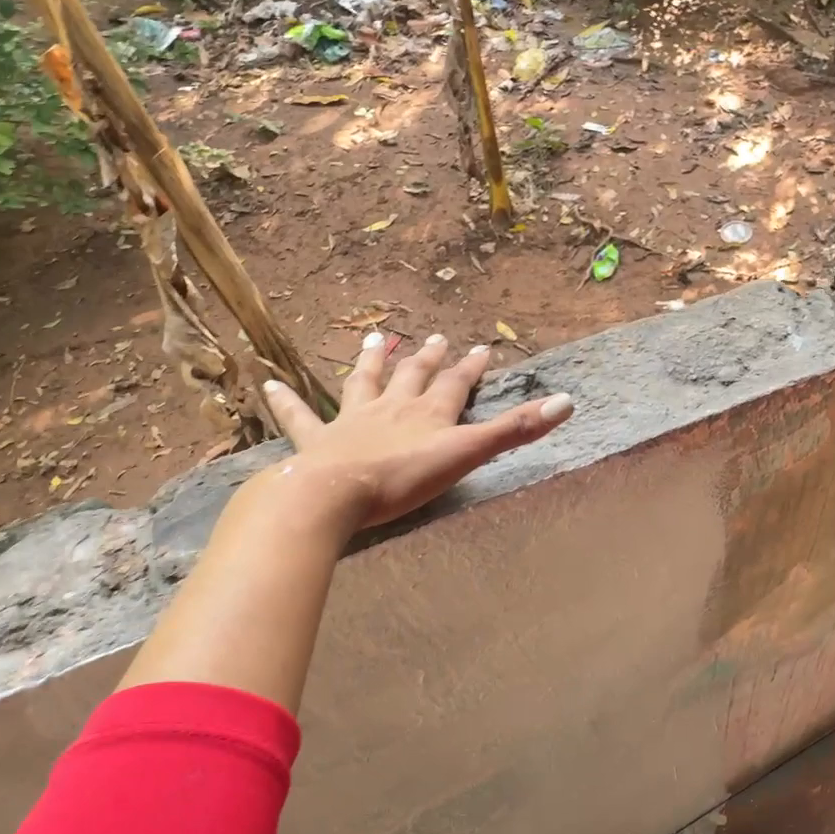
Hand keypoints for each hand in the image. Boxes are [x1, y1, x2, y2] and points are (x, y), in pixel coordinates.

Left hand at [258, 332, 572, 530]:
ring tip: (376, 338)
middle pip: (414, 376)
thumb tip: (567, 402)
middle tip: (436, 339)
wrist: (333, 495)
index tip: (482, 348)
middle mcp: (392, 408)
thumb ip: (515, 430)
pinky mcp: (316, 442)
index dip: (470, 367)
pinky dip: (285, 401)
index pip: (456, 384)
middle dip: (429, 359)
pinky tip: (267, 385)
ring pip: (364, 383)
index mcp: (429, 413)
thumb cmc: (403, 478)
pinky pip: (299, 416)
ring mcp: (351, 421)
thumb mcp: (468, 453)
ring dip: (371, 361)